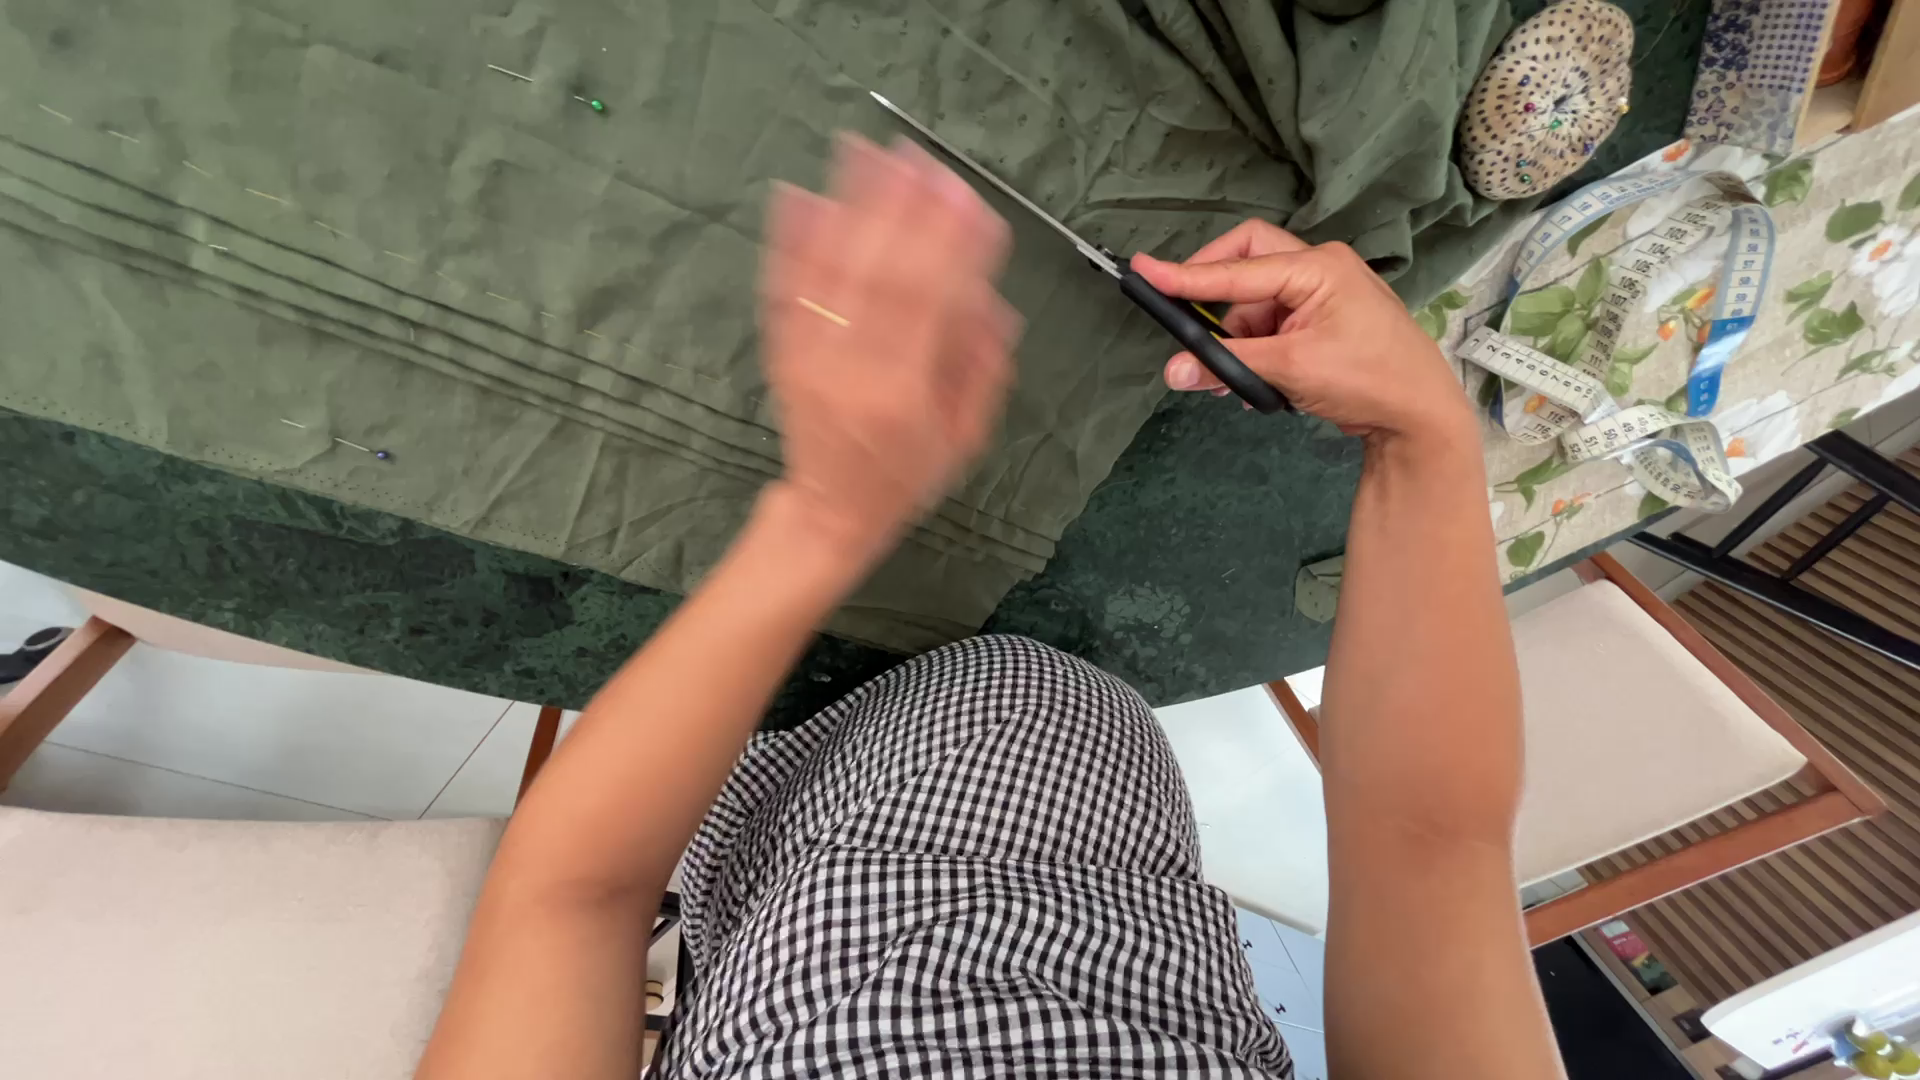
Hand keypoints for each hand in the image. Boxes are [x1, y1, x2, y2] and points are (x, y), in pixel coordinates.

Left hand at [758, 134, 1017, 561]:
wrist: (830, 512)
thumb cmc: (906, 479)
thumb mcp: (963, 441)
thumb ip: (981, 374)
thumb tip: (993, 303)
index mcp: (903, 394)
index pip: (931, 304)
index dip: (951, 246)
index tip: (969, 196)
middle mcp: (852, 369)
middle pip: (879, 275)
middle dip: (903, 210)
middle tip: (921, 156)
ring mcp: (808, 358)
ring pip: (829, 272)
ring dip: (848, 206)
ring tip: (864, 148)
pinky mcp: (781, 354)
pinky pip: (782, 293)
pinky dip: (789, 242)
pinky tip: (797, 195)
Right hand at [1130, 220, 1476, 445]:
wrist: (1417, 415)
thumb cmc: (1366, 378)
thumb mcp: (1290, 369)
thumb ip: (1227, 365)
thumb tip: (1172, 371)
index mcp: (1316, 267)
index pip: (1235, 268)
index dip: (1185, 275)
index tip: (1142, 270)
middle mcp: (1316, 270)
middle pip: (1244, 263)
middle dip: (1212, 293)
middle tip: (1185, 318)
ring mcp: (1317, 297)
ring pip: (1252, 305)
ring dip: (1233, 340)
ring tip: (1229, 382)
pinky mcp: (1316, 324)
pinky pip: (1267, 329)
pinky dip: (1251, 353)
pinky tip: (1249, 386)